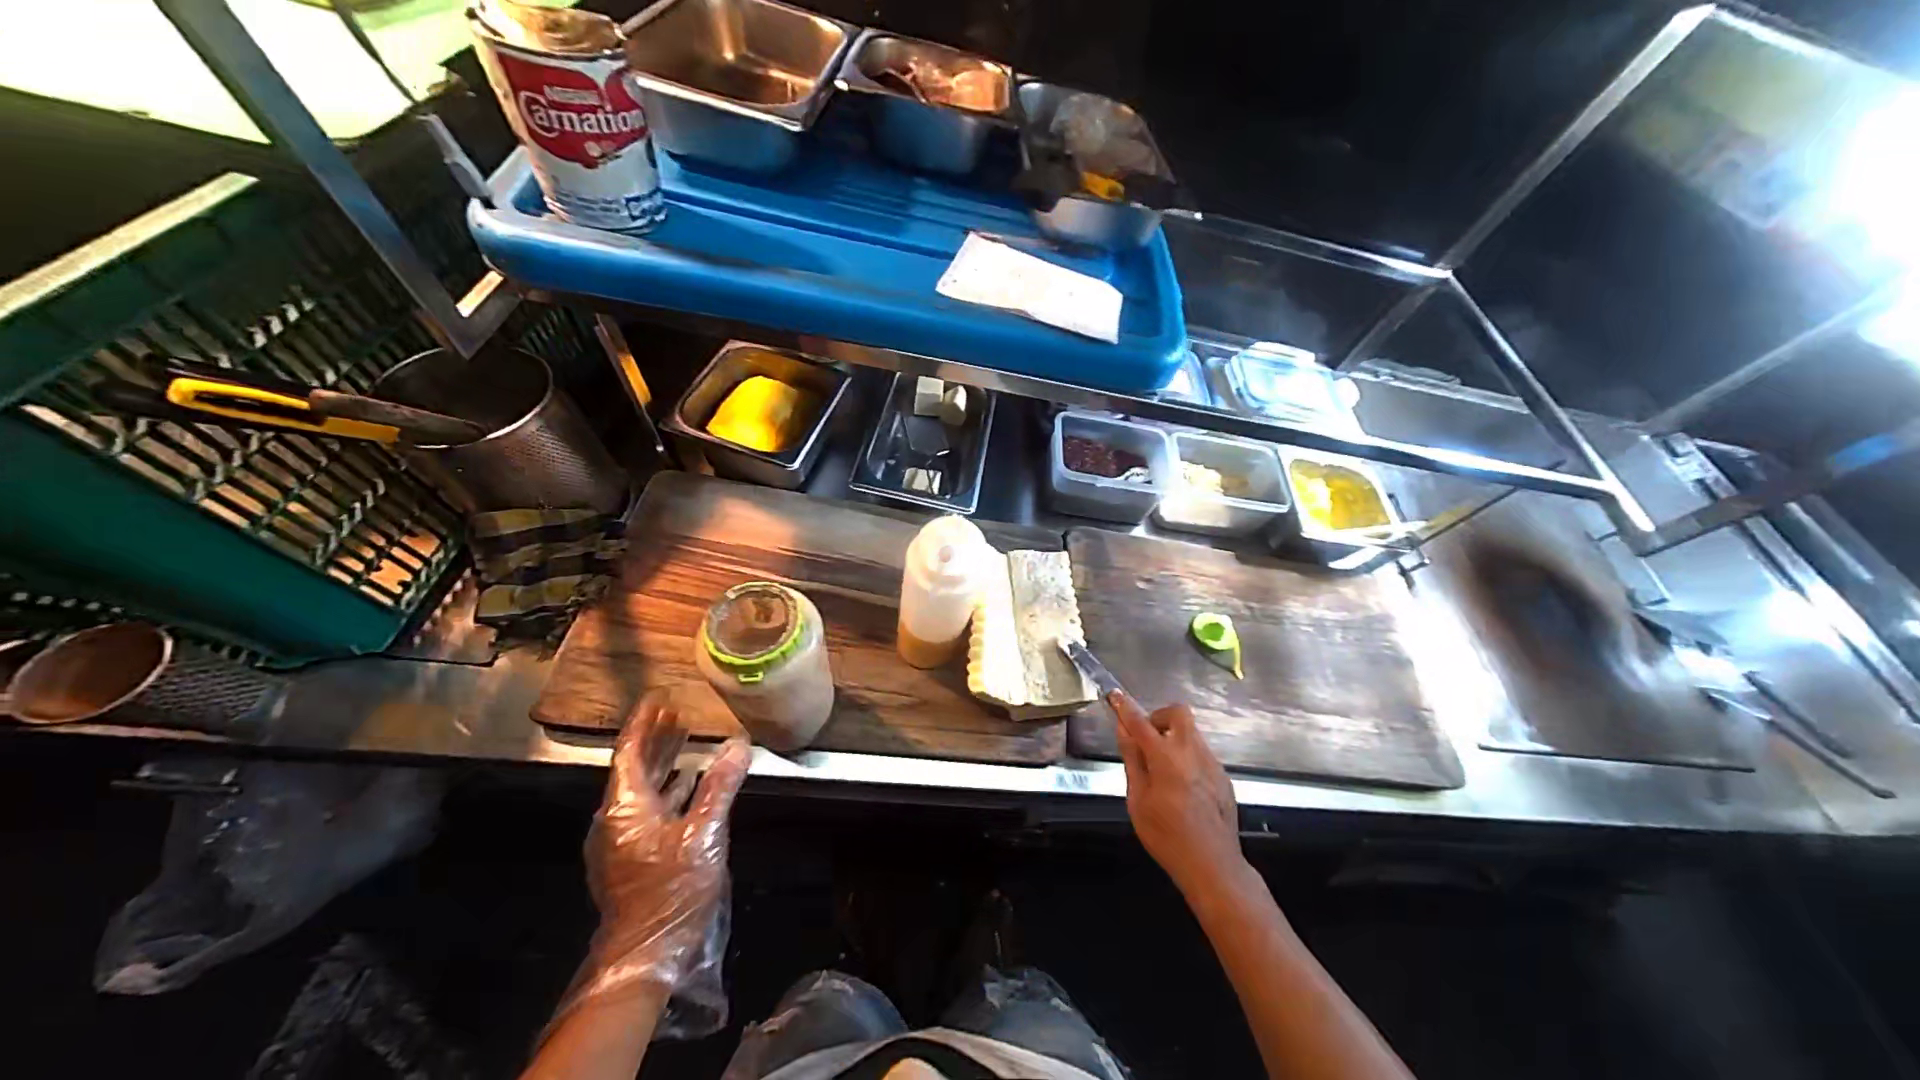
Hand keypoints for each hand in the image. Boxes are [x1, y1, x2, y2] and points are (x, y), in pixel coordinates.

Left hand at [572, 696, 749, 1007]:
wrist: (645, 955)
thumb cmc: (671, 889)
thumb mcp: (704, 833)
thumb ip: (720, 786)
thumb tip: (738, 743)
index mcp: (625, 807)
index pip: (629, 752)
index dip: (643, 724)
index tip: (658, 700)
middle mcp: (615, 820)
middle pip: (634, 769)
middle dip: (656, 740)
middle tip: (677, 715)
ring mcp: (620, 842)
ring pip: (641, 791)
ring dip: (663, 765)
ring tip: (686, 742)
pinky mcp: (629, 860)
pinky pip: (646, 810)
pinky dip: (666, 791)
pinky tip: (687, 789)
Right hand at [1111, 691, 1245, 896]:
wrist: (1213, 865)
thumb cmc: (1166, 836)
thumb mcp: (1138, 800)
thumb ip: (1132, 760)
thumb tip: (1124, 731)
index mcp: (1166, 758)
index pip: (1140, 722)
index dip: (1125, 707)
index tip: (1115, 696)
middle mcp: (1192, 752)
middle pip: (1178, 712)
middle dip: (1159, 717)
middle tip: (1147, 739)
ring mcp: (1212, 763)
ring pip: (1191, 733)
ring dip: (1173, 738)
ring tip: (1162, 769)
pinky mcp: (1224, 776)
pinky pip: (1201, 754)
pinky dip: (1187, 758)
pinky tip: (1181, 788)